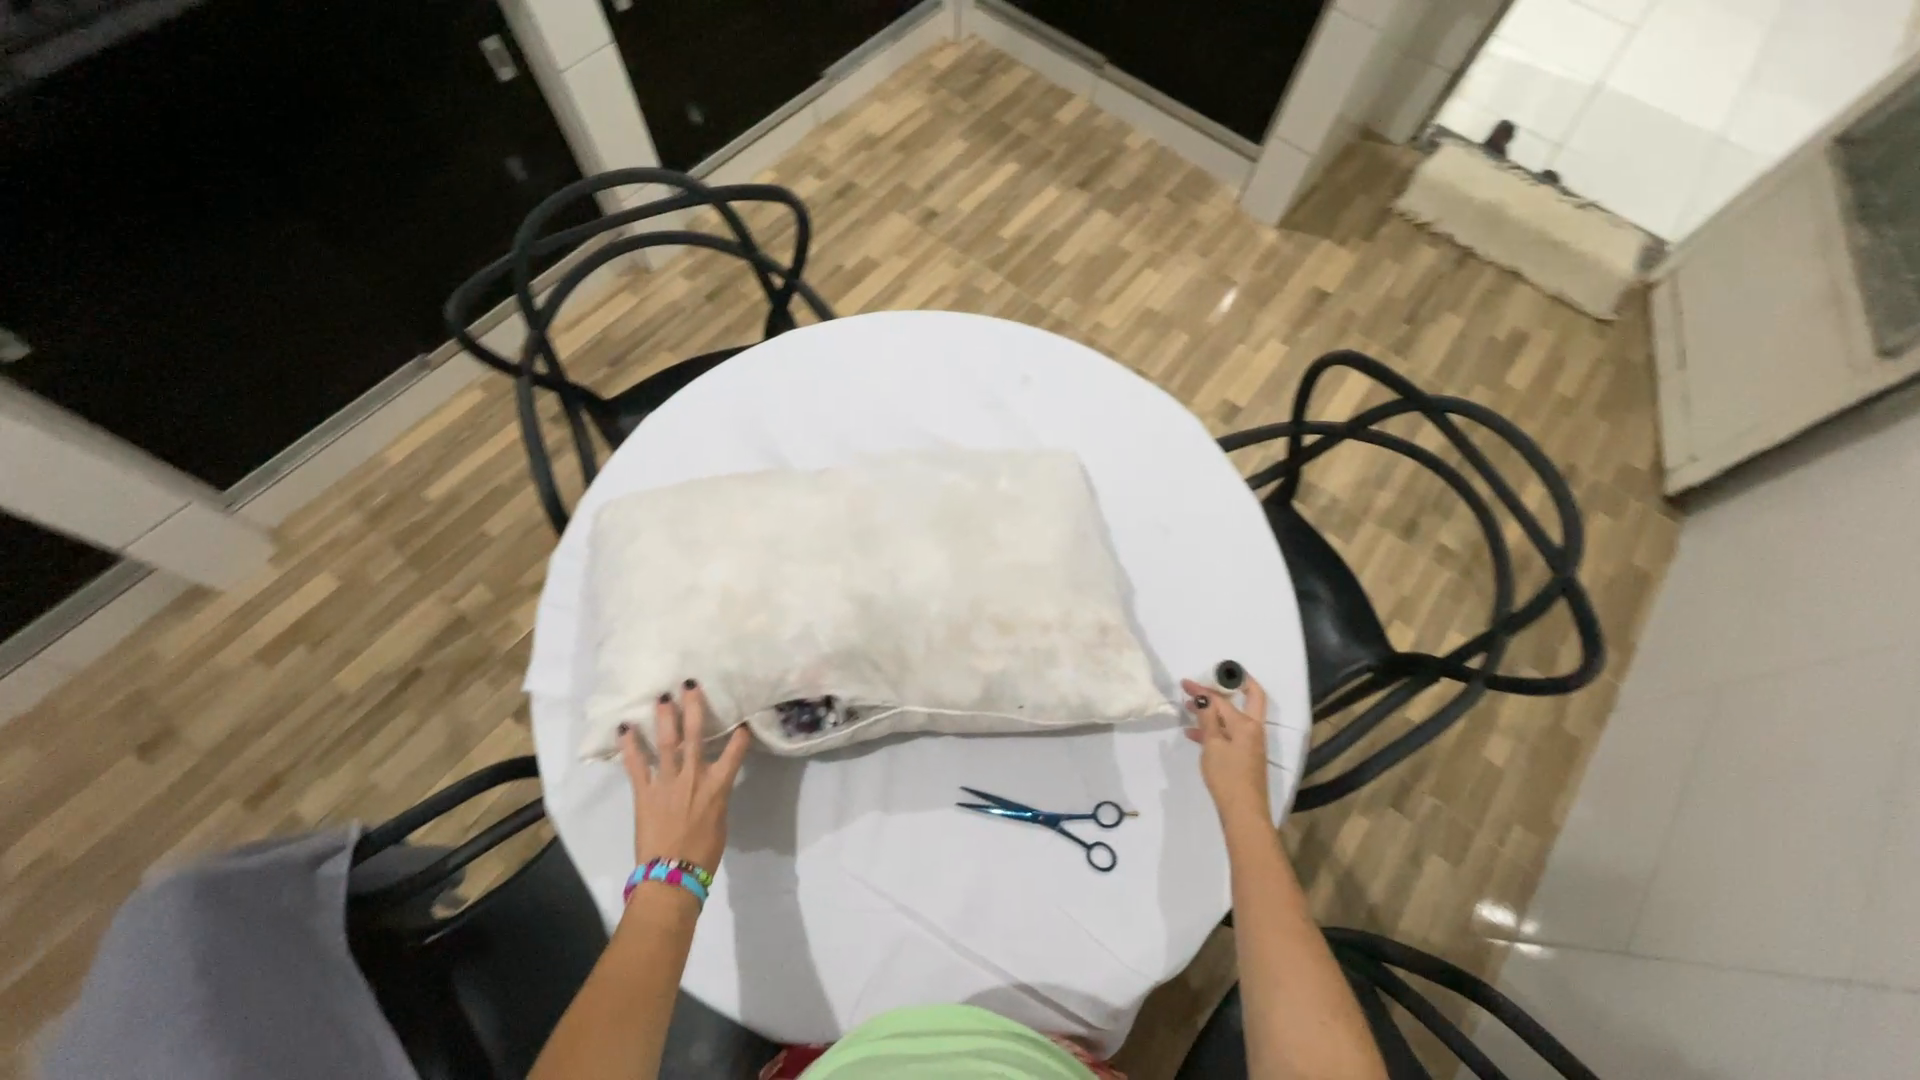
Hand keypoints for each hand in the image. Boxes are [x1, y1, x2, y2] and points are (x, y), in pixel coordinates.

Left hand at [618, 680, 752, 873]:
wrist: (672, 874)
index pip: (735, 751)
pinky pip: (636, 764)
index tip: (742, 718)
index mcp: (718, 786)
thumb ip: (715, 797)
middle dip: (693, 708)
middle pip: (695, 735)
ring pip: (666, 742)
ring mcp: (667, 782)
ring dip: (664, 718)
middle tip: (690, 685)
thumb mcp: (720, 820)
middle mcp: (693, 777)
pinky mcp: (644, 793)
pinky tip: (625, 727)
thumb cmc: (704, 852)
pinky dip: (630, 746)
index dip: (739, 733)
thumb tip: (710, 786)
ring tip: (662, 697)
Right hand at [1182, 675, 1272, 826]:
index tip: (1185, 682)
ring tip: (1189, 709)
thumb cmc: (1227, 776)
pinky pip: (1229, 733)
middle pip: (1245, 699)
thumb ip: (1208, 719)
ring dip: (1214, 711)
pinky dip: (1214, 730)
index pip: (1222, 699)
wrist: (1244, 811)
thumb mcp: (1213, 745)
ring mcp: (1250, 743)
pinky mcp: (1245, 756)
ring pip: (1233, 718)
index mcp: (1247, 724)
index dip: (1203, 689)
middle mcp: (1253, 729)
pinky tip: (1193, 734)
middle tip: (1203, 684)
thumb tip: (1205, 698)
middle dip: (1226, 688)